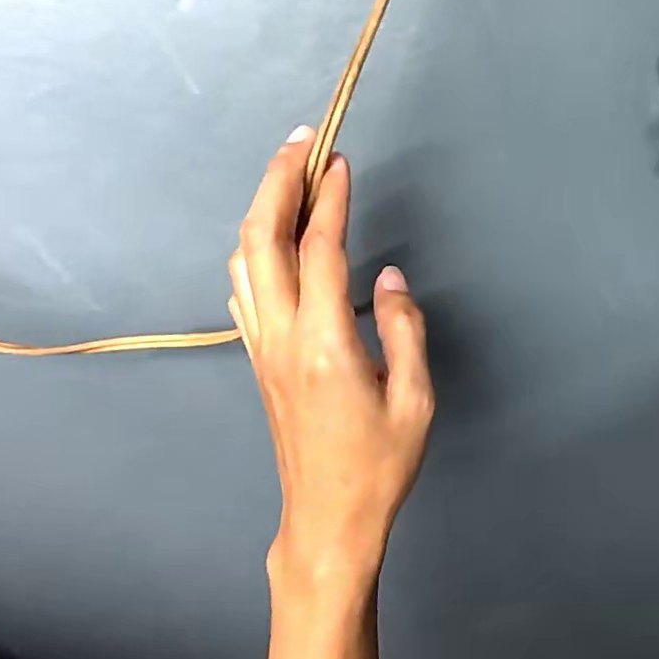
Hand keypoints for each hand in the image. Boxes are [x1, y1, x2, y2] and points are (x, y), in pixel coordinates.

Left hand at [228, 125, 433, 592]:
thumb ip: (404, 330)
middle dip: (278, 183)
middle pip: (263, 241)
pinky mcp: (259, 361)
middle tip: (301, 142)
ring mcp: (262, 349)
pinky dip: (253, 250)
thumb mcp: (415, 400)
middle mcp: (282, 337)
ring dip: (261, 211)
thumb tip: (388, 277)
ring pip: (243, 261)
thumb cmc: (381, 464)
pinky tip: (269, 242)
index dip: (330, 201)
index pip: (320, 251)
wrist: (328, 517)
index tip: (340, 161)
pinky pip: (244, 290)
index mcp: (326, 344)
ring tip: (288, 179)